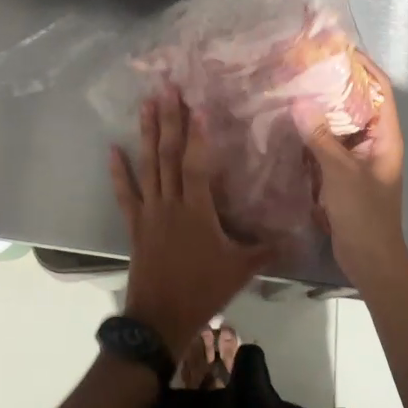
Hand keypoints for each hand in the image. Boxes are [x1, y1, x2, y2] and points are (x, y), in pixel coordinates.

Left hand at [111, 85, 273, 357]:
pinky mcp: (135, 224)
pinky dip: (118, 171)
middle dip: (169, 120)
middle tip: (167, 88)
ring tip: (146, 104)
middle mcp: (171, 202)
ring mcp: (150, 211)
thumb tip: (295, 237)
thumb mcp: (240, 270)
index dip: (197, 135)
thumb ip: (265, 250)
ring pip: (148, 165)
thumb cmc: (202, 290)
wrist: (159, 319)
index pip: (196, 164)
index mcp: (197, 210)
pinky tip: (112, 149)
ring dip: (146, 133)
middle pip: (168, 154)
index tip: (197, 105)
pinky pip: (125, 193)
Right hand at [301, 58, 407, 287]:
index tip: (338, 49)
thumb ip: (321, 137)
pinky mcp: (343, 173)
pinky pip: (328, 144)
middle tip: (306, 66)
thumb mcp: (341, 173)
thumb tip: (300, 102)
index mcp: (386, 137)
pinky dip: (313, 133)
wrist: (370, 261)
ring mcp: (359, 158)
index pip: (380, 90)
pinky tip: (290, 124)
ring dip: (321, 109)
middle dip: (335, 85)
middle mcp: (374, 142)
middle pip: (357, 103)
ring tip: (294, 88)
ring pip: (340, 123)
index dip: (364, 67)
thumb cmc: (365, 214)